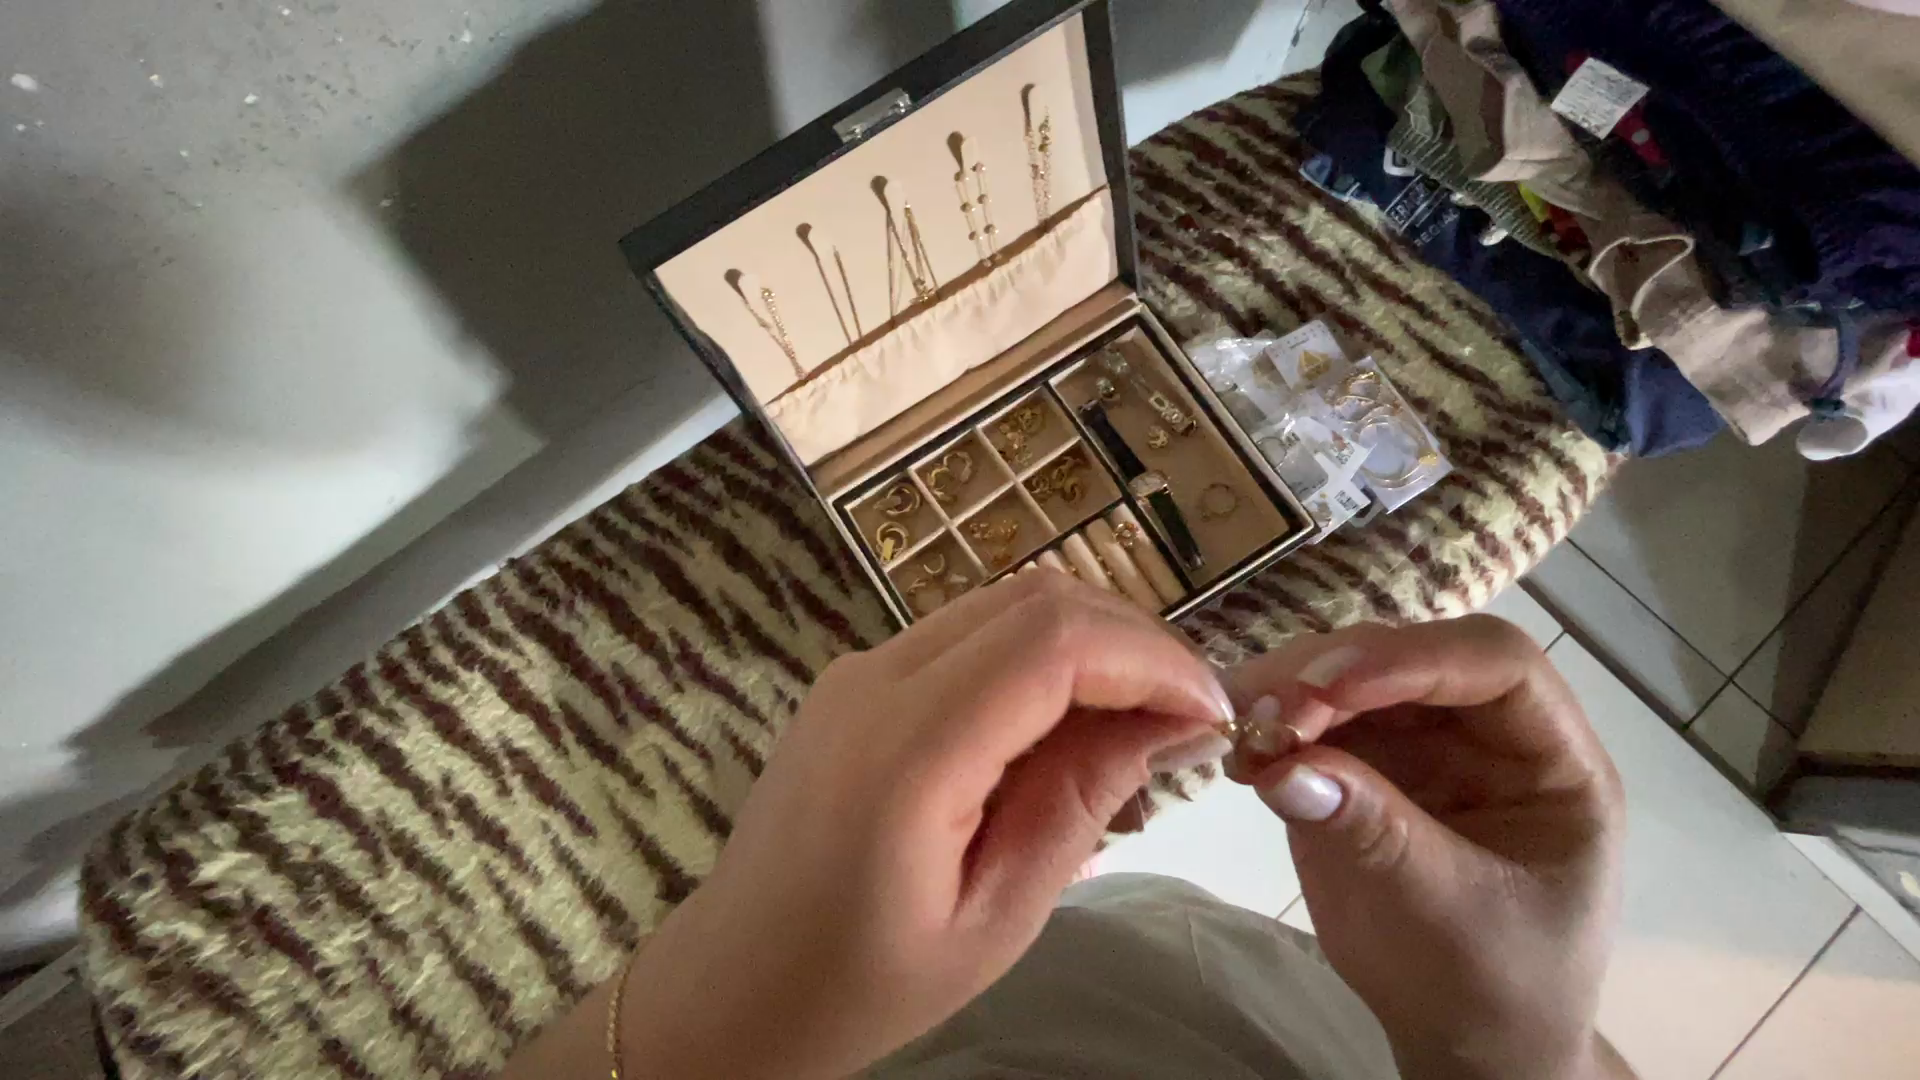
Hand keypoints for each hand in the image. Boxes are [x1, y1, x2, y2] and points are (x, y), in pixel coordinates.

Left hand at [611, 572, 1235, 1078]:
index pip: (1052, 643)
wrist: (731, 979)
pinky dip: (1038, 654)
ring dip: (1088, 642)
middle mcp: (877, 677)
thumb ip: (1080, 801)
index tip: (1209, 711)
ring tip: (1136, 716)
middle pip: (1034, 600)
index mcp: (906, 749)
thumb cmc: (859, 981)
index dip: (1150, 658)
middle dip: (1131, 640)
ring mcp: (862, 665)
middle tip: (1183, 712)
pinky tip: (1064, 717)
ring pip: (1005, 604)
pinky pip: (970, 633)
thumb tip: (1171, 721)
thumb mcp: (996, 916)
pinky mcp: (861, 674)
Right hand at [1227, 617, 1626, 1079]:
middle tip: (1265, 717)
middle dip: (1327, 675)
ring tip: (1239, 735)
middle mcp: (1476, 727)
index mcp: (1547, 757)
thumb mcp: (1447, 912)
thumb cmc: (1488, 980)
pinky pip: (1301, 715)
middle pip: (1401, 654)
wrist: (1452, 1028)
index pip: (1493, 662)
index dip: (1412, 658)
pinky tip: (1238, 754)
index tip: (1327, 690)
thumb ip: (1373, 832)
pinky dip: (1262, 724)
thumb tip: (1282, 768)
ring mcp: (1410, 736)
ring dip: (1282, 691)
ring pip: (1339, 672)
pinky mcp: (1350, 754)